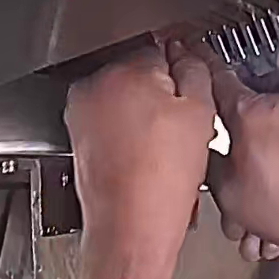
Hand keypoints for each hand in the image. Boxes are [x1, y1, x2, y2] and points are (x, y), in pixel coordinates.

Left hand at [66, 41, 216, 263]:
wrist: (131, 228)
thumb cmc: (160, 183)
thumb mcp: (200, 116)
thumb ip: (195, 71)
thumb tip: (186, 56)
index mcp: (125, 72)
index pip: (161, 49)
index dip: (182, 74)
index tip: (191, 90)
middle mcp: (95, 86)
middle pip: (140, 72)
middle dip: (162, 93)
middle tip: (180, 126)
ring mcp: (82, 111)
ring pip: (125, 97)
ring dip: (144, 112)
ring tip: (162, 147)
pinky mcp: (78, 134)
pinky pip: (111, 120)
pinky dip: (128, 131)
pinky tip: (145, 156)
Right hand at [207, 57, 278, 260]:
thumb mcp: (230, 195)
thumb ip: (210, 170)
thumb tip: (205, 164)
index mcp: (248, 111)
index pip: (214, 77)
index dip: (196, 69)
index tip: (185, 52)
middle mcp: (277, 109)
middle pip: (239, 135)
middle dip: (232, 176)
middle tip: (229, 209)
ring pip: (265, 159)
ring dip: (258, 196)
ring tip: (259, 236)